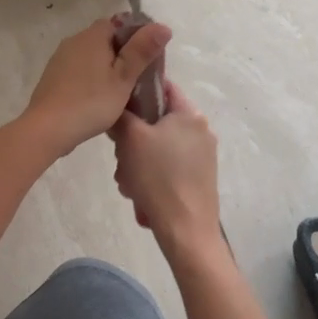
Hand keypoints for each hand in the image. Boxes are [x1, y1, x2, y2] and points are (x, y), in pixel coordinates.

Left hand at [21, 17, 169, 156]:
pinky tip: (100, 97)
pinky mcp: (54, 74)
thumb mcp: (123, 78)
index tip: (148, 56)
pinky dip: (92, 77)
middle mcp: (74, 41)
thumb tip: (162, 26)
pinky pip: (79, 68)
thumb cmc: (91, 101)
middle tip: (140, 77)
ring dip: (107, 67)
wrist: (49, 125)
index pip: (116, 23)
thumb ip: (141, 51)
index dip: (134, 35)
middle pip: (103, 39)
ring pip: (91, 55)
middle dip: (122, 53)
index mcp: (91, 37)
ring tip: (123, 90)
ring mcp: (61, 57)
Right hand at [108, 80, 220, 244]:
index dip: (136, 91)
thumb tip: (116, 104)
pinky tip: (137, 191)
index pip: (161, 85)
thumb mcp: (129, 136)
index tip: (117, 105)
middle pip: (155, 119)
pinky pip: (165, 165)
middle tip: (119, 152)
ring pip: (157, 145)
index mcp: (190, 115)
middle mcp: (200, 132)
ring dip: (136, 159)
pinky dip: (149, 174)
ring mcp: (201, 157)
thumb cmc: (158, 176)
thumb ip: (120, 112)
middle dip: (132, 136)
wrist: (186, 233)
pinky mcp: (198, 179)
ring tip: (126, 179)